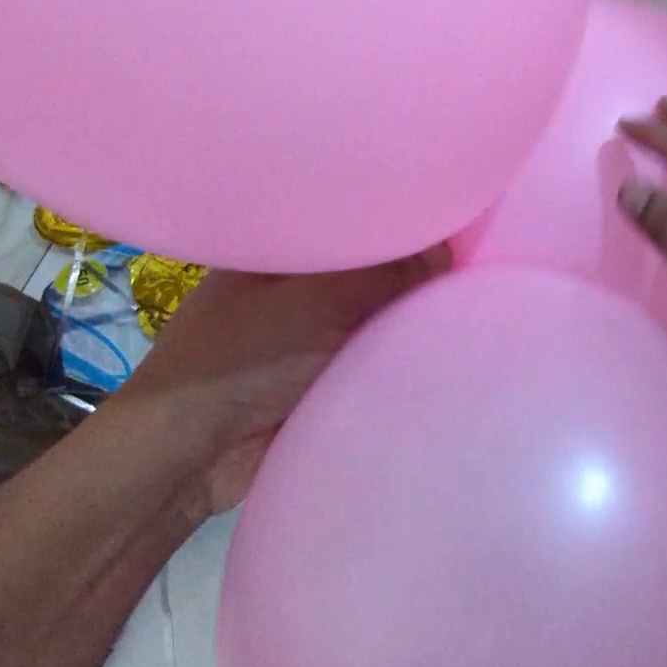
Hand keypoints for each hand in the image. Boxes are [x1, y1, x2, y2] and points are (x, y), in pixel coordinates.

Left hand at [113, 246, 449, 515]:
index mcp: (281, 251)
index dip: (396, 215)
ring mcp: (315, 332)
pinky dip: (406, 345)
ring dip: (415, 307)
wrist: (191, 459)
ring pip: (380, 309)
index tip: (446, 207)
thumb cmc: (239, 360)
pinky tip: (451, 331)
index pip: (350, 220)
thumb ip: (383, 274)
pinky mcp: (331, 373)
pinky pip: (380, 350)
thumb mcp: (313, 304)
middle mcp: (300, 286)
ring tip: (475, 285)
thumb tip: (450, 249)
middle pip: (372, 265)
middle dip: (416, 261)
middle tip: (473, 246)